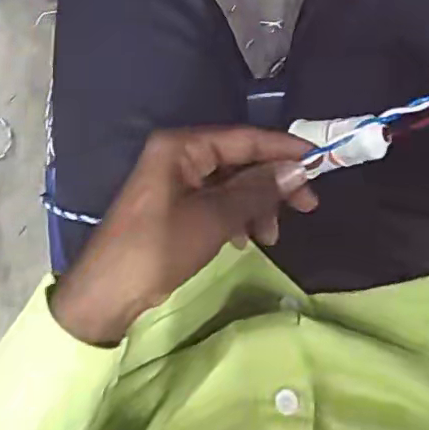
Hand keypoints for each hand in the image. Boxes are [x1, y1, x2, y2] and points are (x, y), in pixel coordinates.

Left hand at [51, 127, 319, 345]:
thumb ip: (257, 191)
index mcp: (181, 146)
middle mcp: (178, 155)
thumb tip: (296, 170)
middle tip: (306, 207)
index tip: (319, 161)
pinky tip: (244, 240)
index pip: (243, 138)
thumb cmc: (159, 247)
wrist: (109, 291)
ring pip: (231, 184)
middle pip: (239, 161)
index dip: (283, 148)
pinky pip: (217, 202)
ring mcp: (176, 181)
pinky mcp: (176, 206)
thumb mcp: (214, 218)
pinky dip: (236, 218)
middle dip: (271, 185)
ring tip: (269, 237)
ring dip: (256, 206)